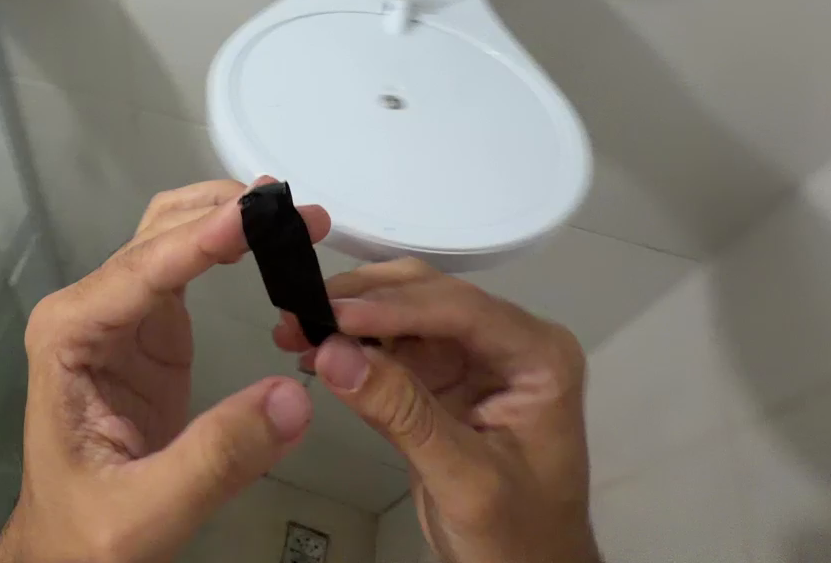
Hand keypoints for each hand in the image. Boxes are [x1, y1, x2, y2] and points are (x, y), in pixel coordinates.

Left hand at [0, 180, 330, 562]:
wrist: (64, 547)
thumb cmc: (86, 534)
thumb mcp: (146, 512)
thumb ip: (216, 459)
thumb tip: (295, 398)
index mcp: (69, 334)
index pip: (142, 268)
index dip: (201, 236)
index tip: (254, 212)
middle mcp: (90, 306)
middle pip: (158, 233)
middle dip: (225, 213)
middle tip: (293, 212)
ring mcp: (120, 310)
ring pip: (170, 233)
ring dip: (224, 214)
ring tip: (285, 212)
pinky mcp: (150, 324)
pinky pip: (185, 262)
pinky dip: (223, 241)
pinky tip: (260, 237)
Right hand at [273, 259, 598, 562]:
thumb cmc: (518, 540)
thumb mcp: (466, 482)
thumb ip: (403, 414)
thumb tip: (332, 352)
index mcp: (537, 355)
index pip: (459, 308)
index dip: (393, 306)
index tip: (332, 313)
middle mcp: (504, 338)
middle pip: (425, 293)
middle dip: (361, 300)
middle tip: (299, 310)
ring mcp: (469, 352)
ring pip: (399, 307)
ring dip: (346, 314)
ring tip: (293, 326)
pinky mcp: (437, 371)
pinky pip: (387, 341)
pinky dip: (348, 343)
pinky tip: (309, 348)